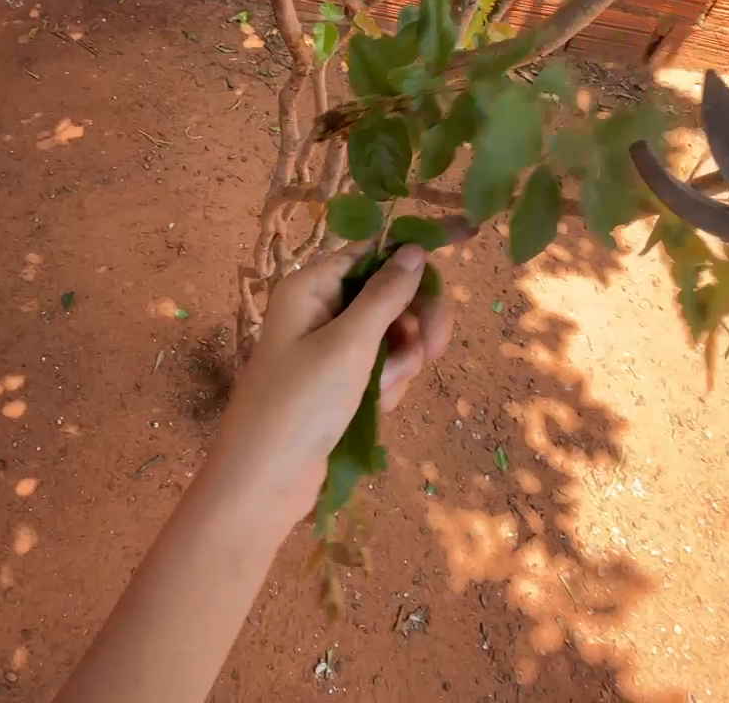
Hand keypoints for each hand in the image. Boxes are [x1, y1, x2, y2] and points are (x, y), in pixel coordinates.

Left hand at [204, 245, 452, 530]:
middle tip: (435, 349)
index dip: (413, 256)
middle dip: (413, 323)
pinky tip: (375, 408)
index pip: (372, 252)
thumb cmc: (300, 404)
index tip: (464, 245)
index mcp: (311, 286)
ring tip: (382, 390)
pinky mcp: (340, 381)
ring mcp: (330, 346)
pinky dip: (387, 384)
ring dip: (399, 362)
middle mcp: (320, 308)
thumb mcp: (348, 345)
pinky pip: (381, 367)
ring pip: (391, 334)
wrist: (264, 483)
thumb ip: (385, 296)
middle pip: (388, 294)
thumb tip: (414, 250)